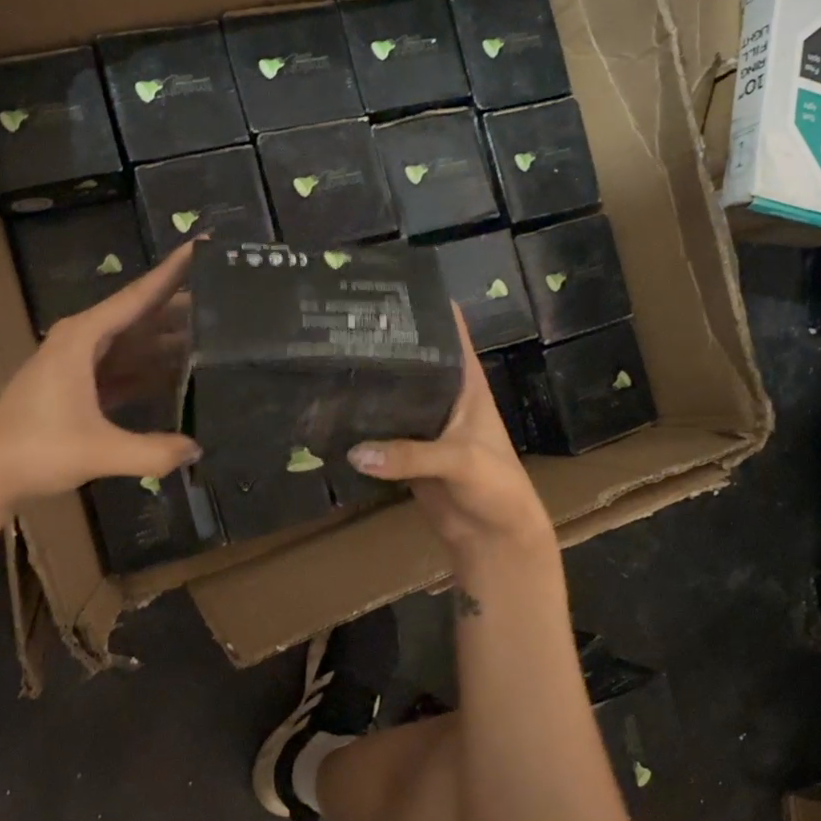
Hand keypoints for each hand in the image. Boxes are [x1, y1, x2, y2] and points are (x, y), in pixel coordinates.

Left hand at [0, 242, 200, 510]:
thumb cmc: (35, 449)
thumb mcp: (99, 451)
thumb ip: (153, 451)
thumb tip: (196, 450)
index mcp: (84, 338)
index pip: (138, 297)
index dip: (172, 273)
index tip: (201, 246)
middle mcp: (81, 342)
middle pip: (139, 317)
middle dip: (179, 308)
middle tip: (226, 300)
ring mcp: (77, 366)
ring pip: (132, 345)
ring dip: (166, 343)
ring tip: (214, 337)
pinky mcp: (77, 391)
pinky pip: (123, 371)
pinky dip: (149, 372)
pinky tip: (179, 378)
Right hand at [346, 310, 553, 563]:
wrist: (493, 538)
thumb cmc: (495, 487)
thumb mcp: (460, 462)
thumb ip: (411, 455)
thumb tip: (355, 450)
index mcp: (466, 383)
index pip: (448, 332)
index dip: (425, 306)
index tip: (388, 282)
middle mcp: (443, 396)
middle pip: (412, 359)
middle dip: (383, 341)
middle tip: (338, 319)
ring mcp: (422, 424)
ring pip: (391, 394)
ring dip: (367, 381)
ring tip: (325, 356)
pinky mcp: (404, 452)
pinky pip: (379, 431)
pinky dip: (359, 423)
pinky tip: (329, 409)